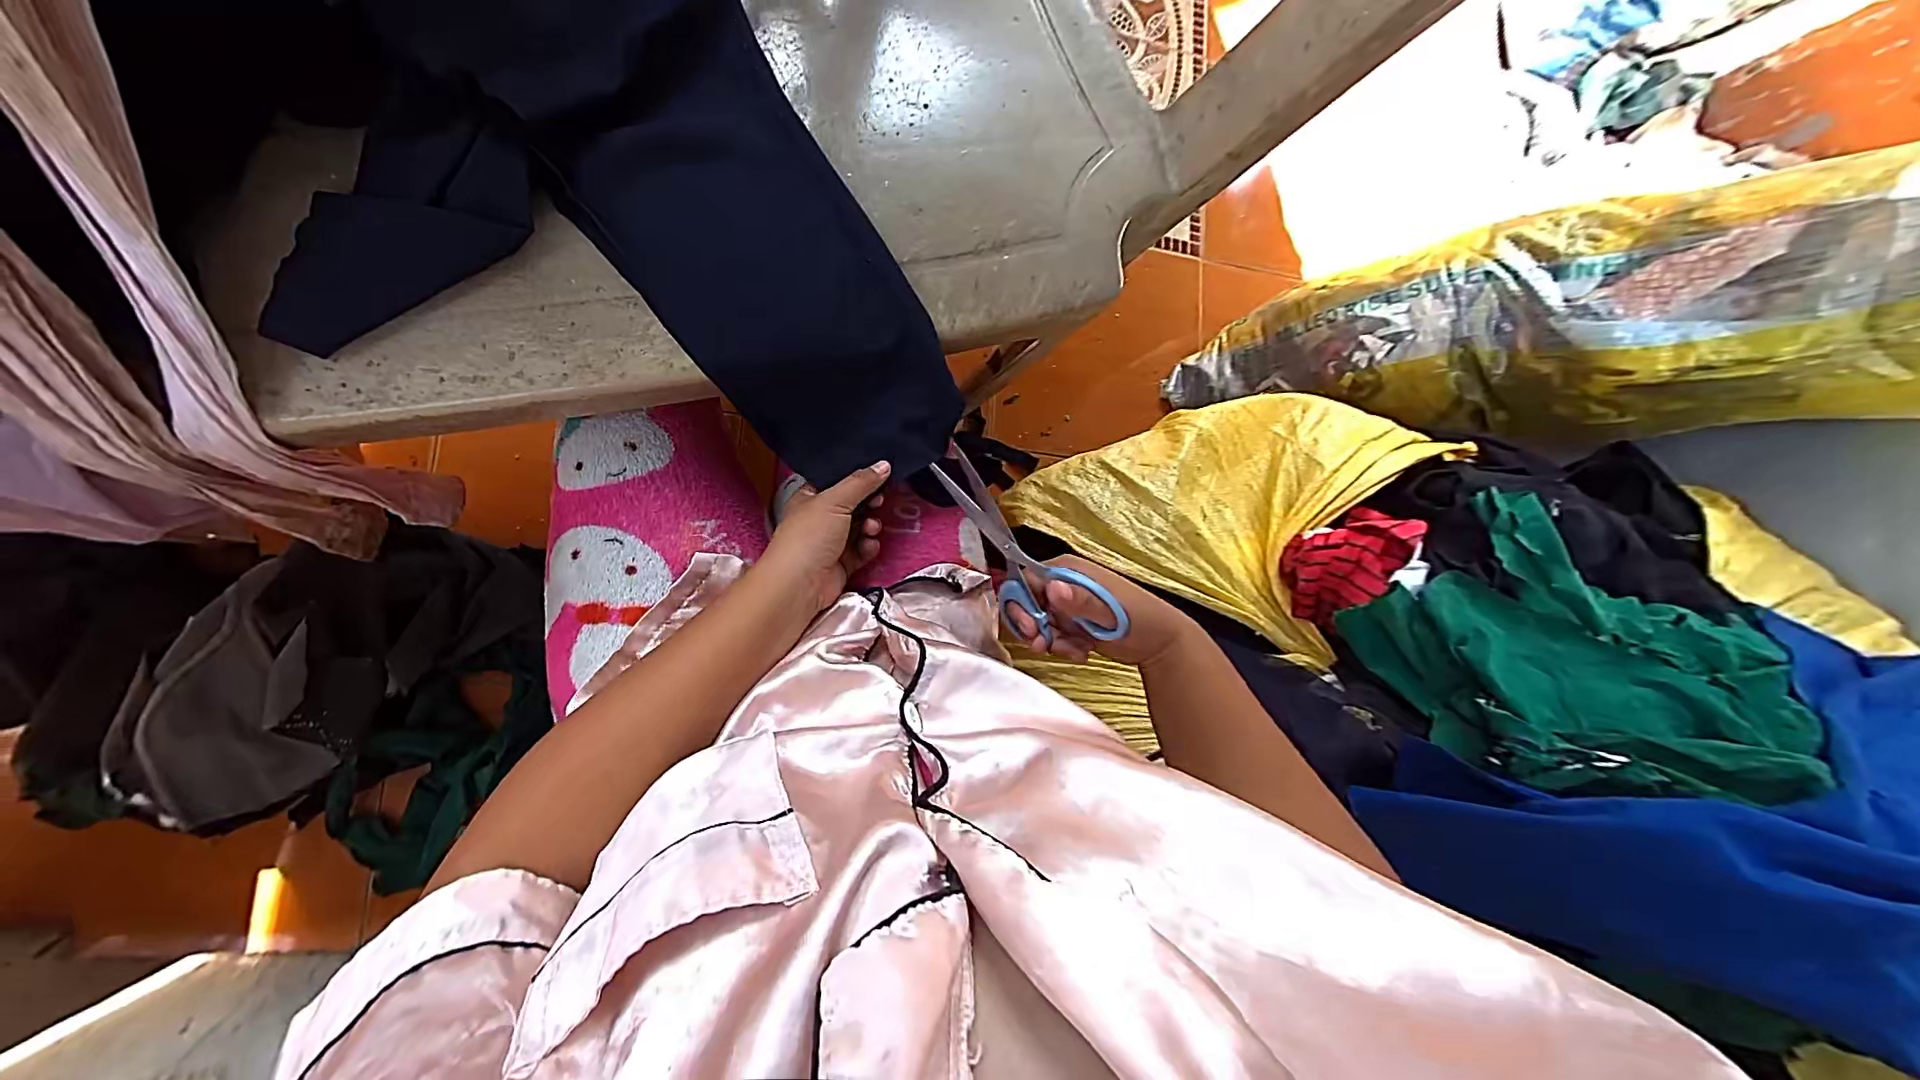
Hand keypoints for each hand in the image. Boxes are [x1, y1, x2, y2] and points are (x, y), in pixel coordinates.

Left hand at [757, 461, 890, 611]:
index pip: (837, 482)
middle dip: (869, 504)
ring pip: (860, 528)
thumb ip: (861, 482)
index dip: (857, 479)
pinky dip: (869, 547)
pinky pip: (862, 551)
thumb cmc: (808, 537)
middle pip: (853, 506)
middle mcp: (820, 519)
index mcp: (810, 498)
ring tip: (871, 527)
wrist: (800, 585)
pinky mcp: (842, 564)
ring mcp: (831, 543)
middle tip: (879, 501)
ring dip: (870, 526)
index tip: (878, 477)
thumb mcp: (835, 500)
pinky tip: (869, 545)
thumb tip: (883, 465)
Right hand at [1005, 555, 1197, 667]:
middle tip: (1043, 644)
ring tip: (1075, 650)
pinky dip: (1061, 647)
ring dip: (1050, 641)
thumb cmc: (1140, 618)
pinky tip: (1082, 652)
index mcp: (1069, 570)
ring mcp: (1067, 604)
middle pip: (1027, 602)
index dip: (1021, 603)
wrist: (1161, 643)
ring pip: (1038, 622)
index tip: (1031, 627)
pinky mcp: (1072, 623)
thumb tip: (1052, 588)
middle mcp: (1063, 584)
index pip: (1026, 579)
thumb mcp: (1109, 609)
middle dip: (1032, 626)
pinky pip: (1052, 635)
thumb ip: (1079, 600)